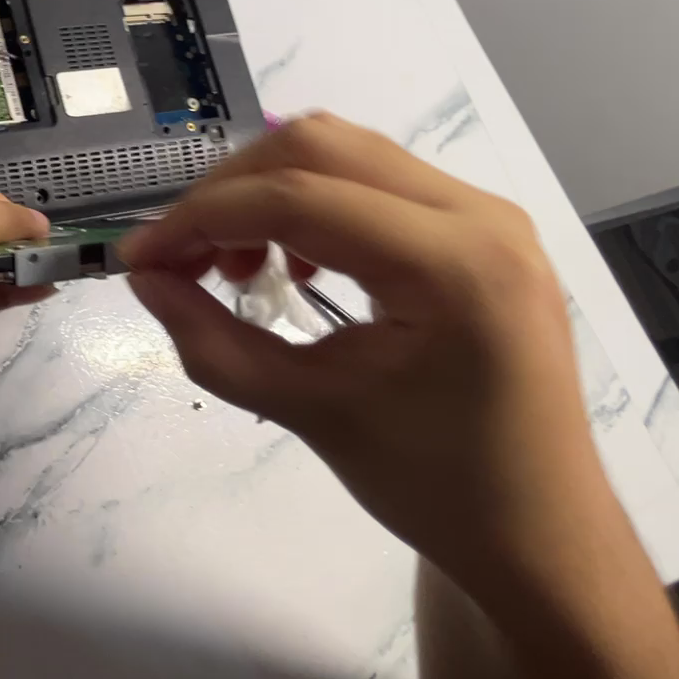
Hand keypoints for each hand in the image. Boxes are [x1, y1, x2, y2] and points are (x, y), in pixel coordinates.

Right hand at [121, 114, 605, 576]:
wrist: (538, 532)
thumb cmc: (431, 484)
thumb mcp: (305, 411)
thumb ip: (209, 339)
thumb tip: (143, 277)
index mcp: (452, 265)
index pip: (296, 199)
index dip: (199, 218)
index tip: (139, 257)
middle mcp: (477, 213)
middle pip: (316, 147)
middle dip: (227, 192)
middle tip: (183, 258)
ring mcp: (483, 213)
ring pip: (339, 151)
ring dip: (262, 192)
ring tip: (234, 263)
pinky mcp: (473, 226)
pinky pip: (367, 178)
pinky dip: (304, 202)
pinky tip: (292, 265)